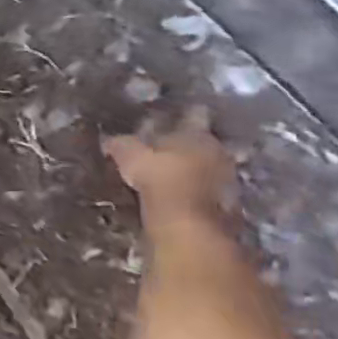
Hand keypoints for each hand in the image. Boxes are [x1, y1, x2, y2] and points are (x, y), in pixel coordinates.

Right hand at [103, 106, 235, 215]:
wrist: (188, 223)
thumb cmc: (159, 178)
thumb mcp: (129, 156)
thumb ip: (120, 144)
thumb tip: (109, 140)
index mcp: (198, 133)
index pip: (192, 115)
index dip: (179, 116)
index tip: (167, 117)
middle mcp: (219, 151)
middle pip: (201, 142)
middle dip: (185, 145)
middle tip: (164, 148)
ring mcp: (228, 178)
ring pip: (207, 166)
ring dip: (192, 168)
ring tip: (169, 174)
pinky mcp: (228, 203)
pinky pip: (208, 189)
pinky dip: (195, 189)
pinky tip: (178, 194)